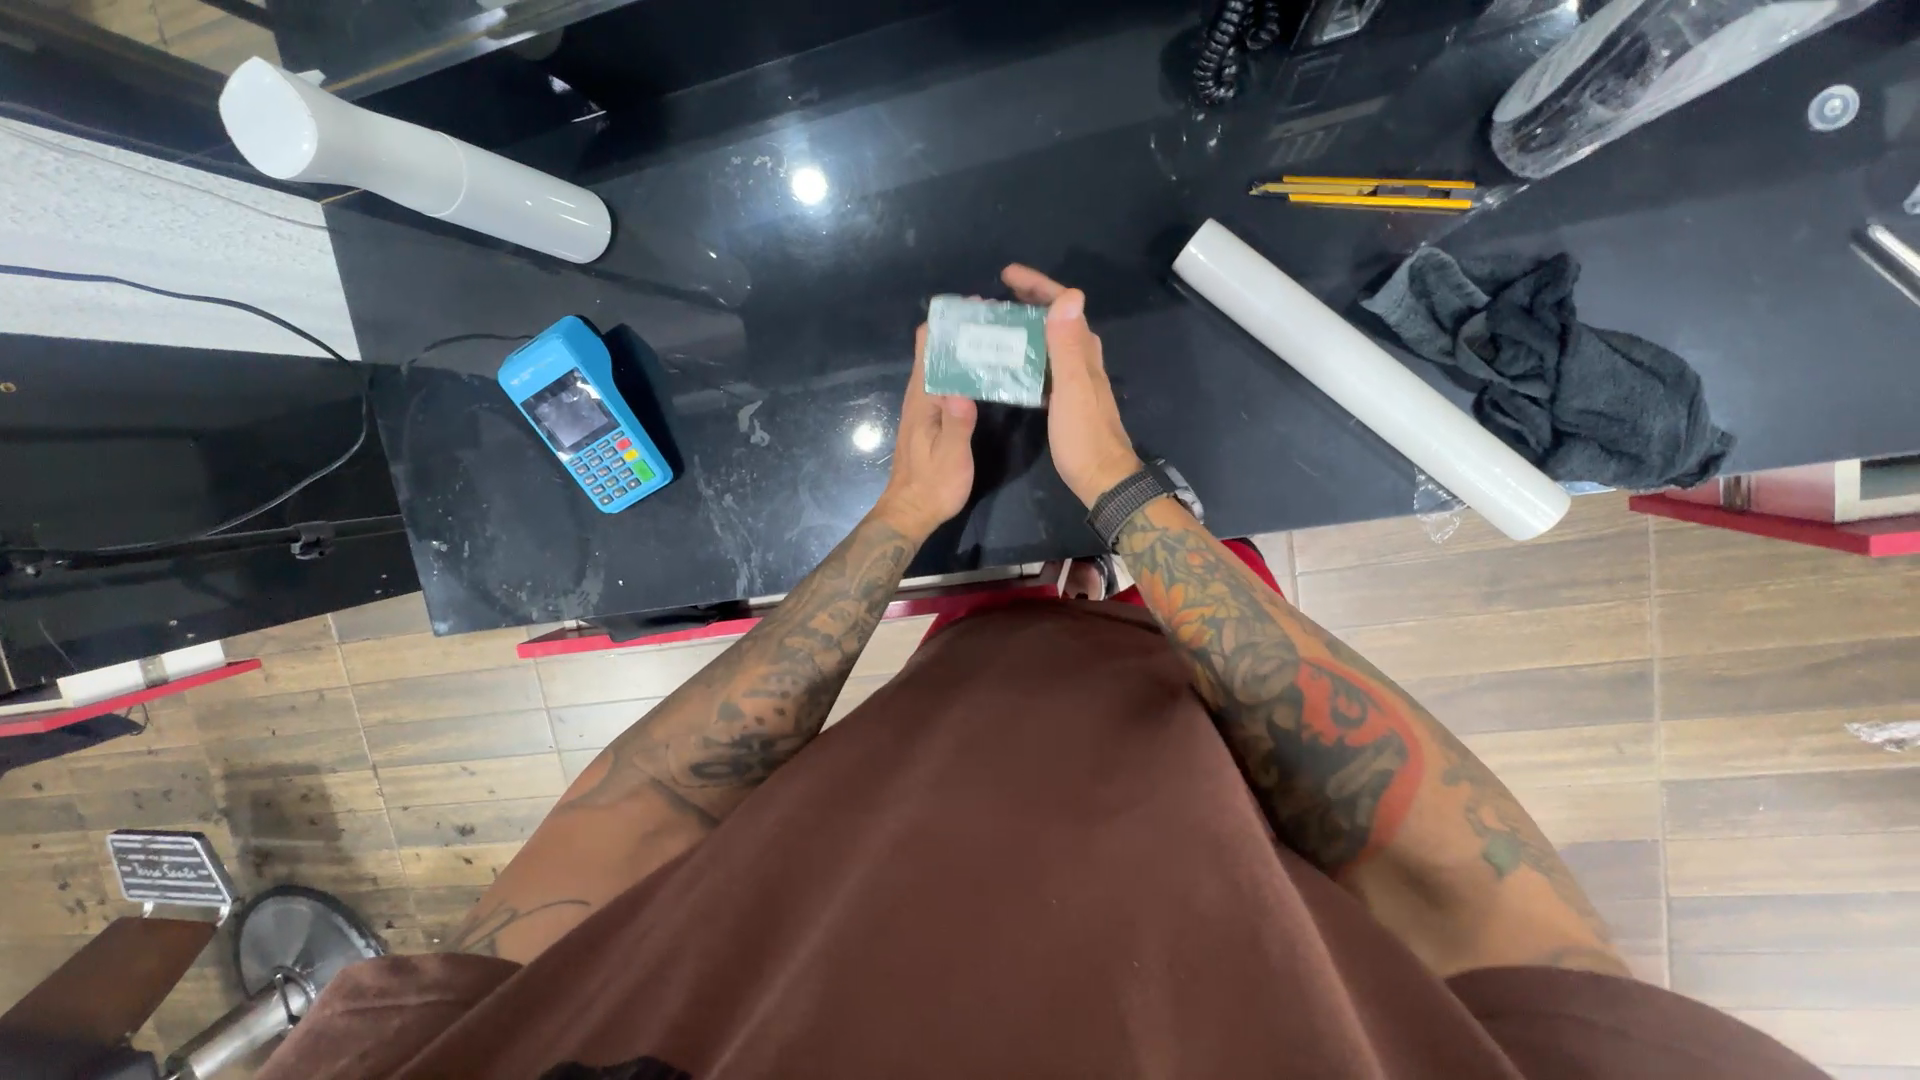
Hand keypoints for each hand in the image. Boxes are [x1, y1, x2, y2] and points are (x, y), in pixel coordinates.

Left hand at [871, 324, 978, 541]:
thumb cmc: (932, 485)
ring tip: (996, 338)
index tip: (976, 309)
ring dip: (962, 348)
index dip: (947, 322)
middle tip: (996, 321)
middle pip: (934, 349)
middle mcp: (919, 394)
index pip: (926, 345)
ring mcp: (923, 406)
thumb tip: (962, 389)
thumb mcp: (951, 456)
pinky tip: (984, 372)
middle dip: (961, 330)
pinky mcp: (930, 417)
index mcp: (923, 397)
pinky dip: (962, 369)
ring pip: (940, 364)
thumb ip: (957, 422)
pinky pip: (945, 381)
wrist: (911, 511)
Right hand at [1002, 264, 1142, 507]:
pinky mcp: (1067, 401)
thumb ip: (1068, 345)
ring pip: (1050, 344)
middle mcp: (1083, 361)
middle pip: (1056, 320)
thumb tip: (1069, 295)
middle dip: (1028, 303)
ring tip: (994, 328)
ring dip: (1025, 330)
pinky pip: (1045, 369)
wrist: (1102, 479)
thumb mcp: (1072, 389)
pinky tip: (1008, 367)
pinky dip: (1027, 359)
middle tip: (994, 300)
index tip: (1006, 275)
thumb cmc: (1084, 437)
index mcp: (1084, 353)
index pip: (1063, 305)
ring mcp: (1076, 381)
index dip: (1037, 285)